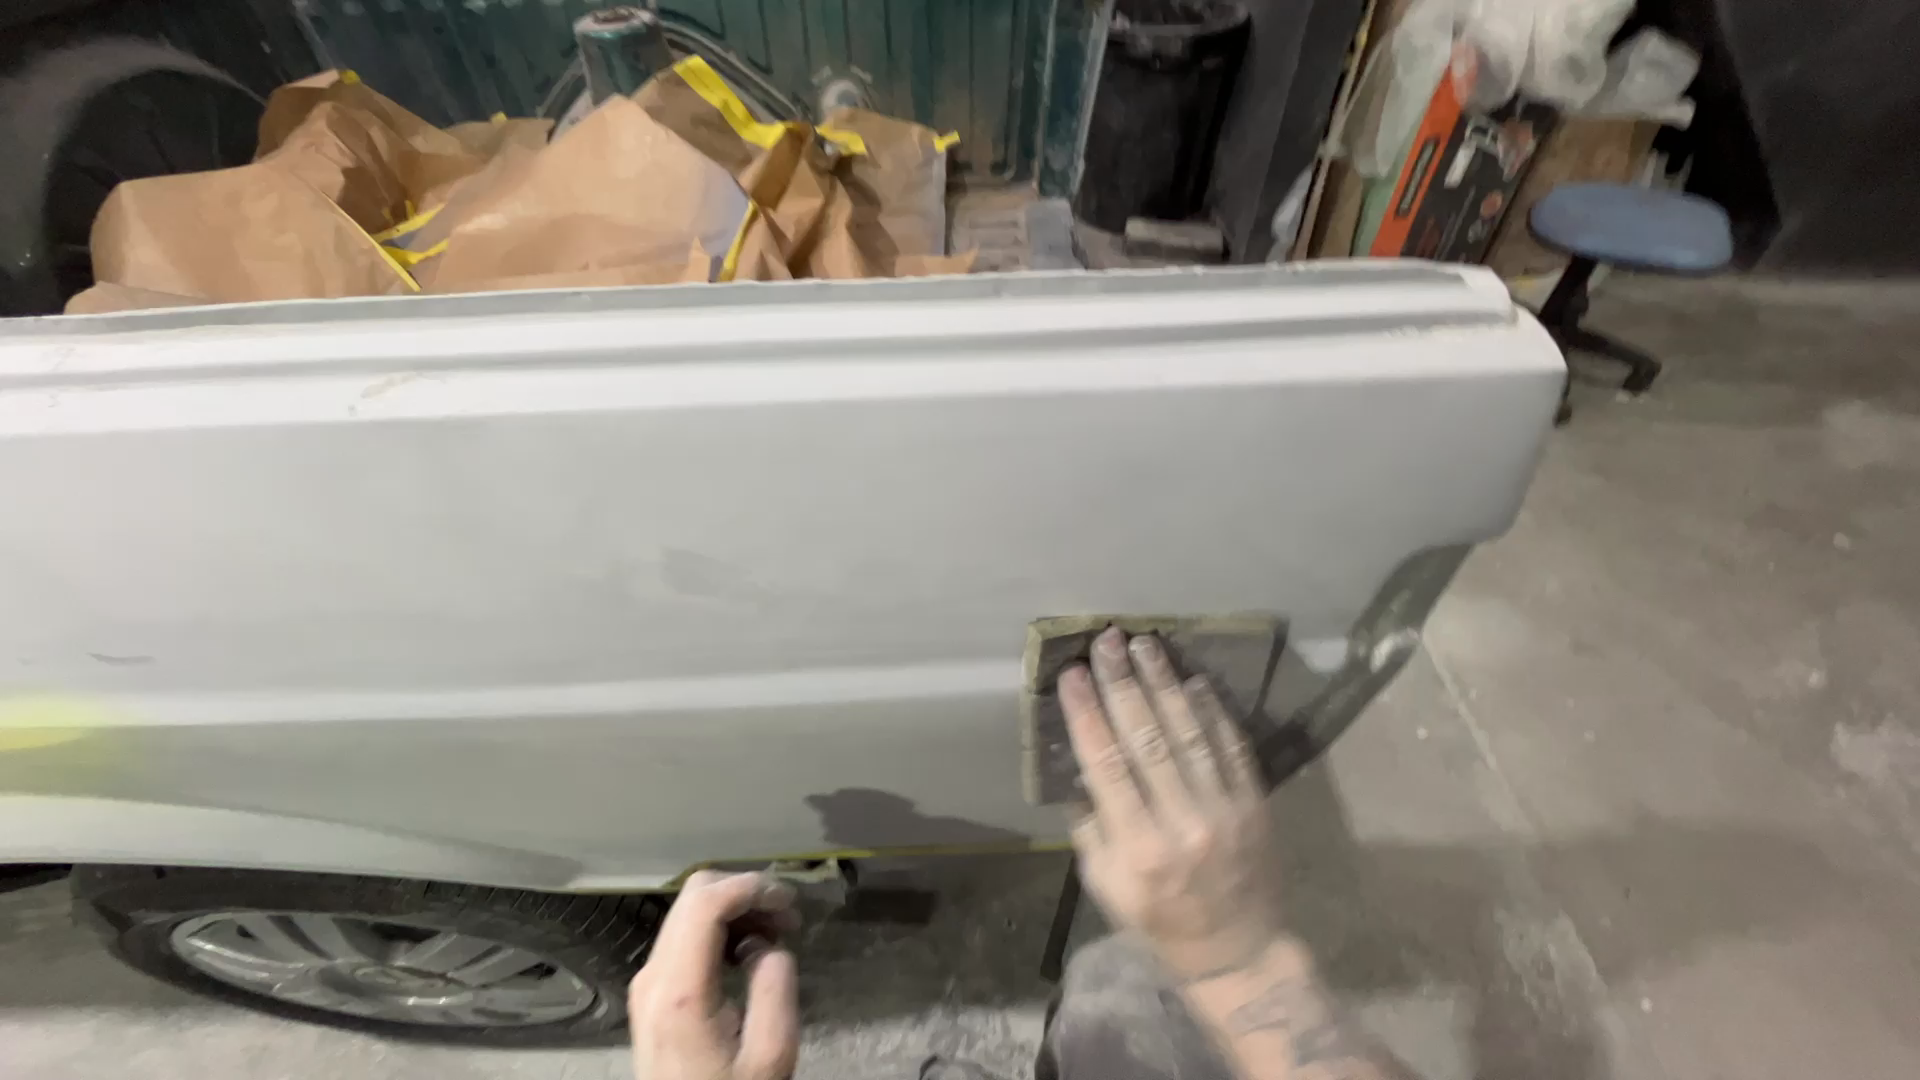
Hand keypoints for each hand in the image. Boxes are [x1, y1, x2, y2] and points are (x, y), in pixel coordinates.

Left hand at [628, 871, 801, 1079]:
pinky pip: (687, 933)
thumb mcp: (772, 1053)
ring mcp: (647, 982)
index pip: (706, 902)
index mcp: (679, 991)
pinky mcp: (653, 991)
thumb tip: (767, 945)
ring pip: (691, 908)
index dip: (752, 887)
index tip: (790, 904)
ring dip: (737, 907)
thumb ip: (775, 984)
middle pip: (696, 893)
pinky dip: (723, 926)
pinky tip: (750, 952)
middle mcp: (653, 976)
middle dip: (747, 892)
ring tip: (776, 934)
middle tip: (787, 918)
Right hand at [1060, 628, 1287, 980]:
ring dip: (1165, 683)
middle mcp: (1181, 821)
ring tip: (1146, 644)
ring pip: (1190, 732)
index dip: (1087, 713)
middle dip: (1124, 682)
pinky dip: (1213, 710)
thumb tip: (1076, 763)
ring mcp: (1224, 809)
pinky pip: (1231, 746)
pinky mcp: (1254, 803)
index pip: (1105, 764)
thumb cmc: (1158, 919)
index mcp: (1137, 846)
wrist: (1239, 951)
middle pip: (1147, 738)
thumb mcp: (1104, 884)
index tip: (1073, 673)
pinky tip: (1194, 679)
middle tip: (1108, 639)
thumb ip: (1089, 823)